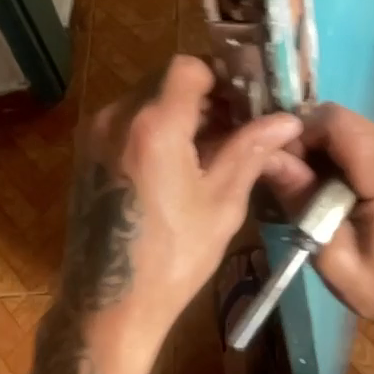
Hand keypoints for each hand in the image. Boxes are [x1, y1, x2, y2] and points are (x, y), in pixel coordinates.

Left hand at [71, 56, 302, 342]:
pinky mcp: (86, 152)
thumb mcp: (221, 203)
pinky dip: (156, 127)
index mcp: (153, 125)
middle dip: (204, 95)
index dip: (220, 76)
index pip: (188, 67)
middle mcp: (116, 117)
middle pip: (166, 80)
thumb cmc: (173, 258)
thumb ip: (250, 150)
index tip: (245, 100)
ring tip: (213, 146)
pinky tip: (181, 161)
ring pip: (146, 99)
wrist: (108, 306)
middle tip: (237, 124)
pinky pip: (127, 120)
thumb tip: (287, 121)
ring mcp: (95, 134)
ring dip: (180, 111)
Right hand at [264, 104, 373, 355]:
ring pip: (351, 126)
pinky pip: (365, 139)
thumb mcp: (332, 255)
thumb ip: (300, 199)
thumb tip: (265, 157)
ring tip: (309, 188)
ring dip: (323, 148)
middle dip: (308, 141)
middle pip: (342, 119)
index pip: (333, 121)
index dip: (298, 134)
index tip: (279, 165)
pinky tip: (333, 188)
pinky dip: (341, 154)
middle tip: (288, 179)